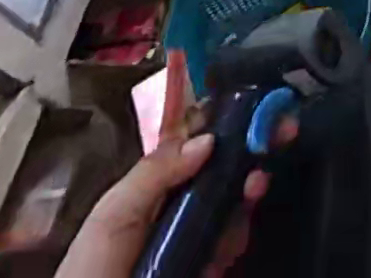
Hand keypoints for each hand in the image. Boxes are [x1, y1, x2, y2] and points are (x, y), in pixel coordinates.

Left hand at [57, 51, 297, 277]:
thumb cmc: (92, 272)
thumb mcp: (112, 215)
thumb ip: (154, 172)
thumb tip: (208, 137)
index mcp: (155, 187)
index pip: (197, 145)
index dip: (227, 124)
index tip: (256, 108)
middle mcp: (179, 208)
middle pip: (225, 169)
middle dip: (252, 150)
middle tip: (278, 135)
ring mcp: (195, 242)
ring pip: (235, 203)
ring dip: (250, 187)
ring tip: (255, 185)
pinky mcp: (210, 270)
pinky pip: (234, 243)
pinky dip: (241, 232)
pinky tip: (237, 231)